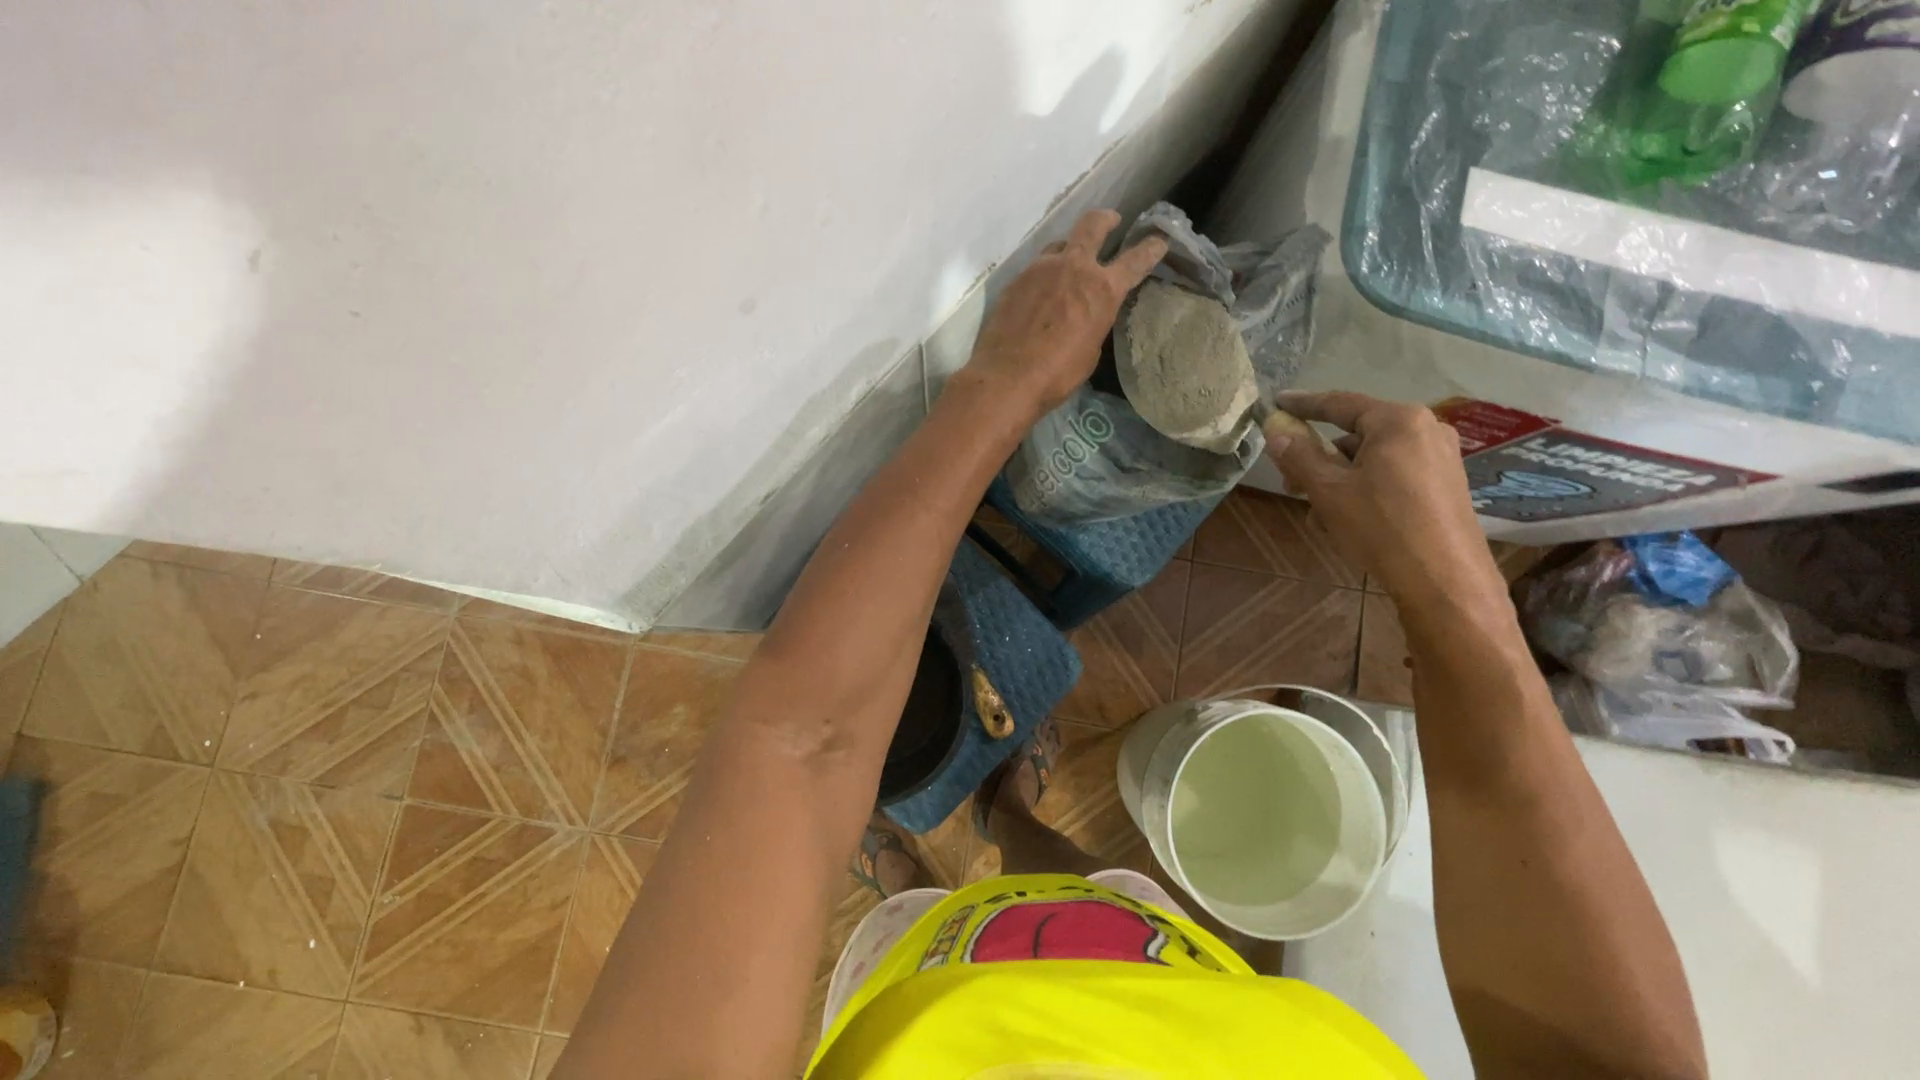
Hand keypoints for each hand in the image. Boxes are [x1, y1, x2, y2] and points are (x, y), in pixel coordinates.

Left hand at [964, 209, 1167, 414]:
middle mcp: (1073, 268)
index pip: (1135, 260)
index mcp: (1102, 289)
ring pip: (1059, 247)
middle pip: (1092, 225)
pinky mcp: (1015, 280)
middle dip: (1105, 219)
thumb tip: (1085, 313)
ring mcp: (1040, 269)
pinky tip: (1038, 296)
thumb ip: (1093, 321)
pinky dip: (1043, 277)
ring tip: (1066, 267)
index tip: (1159, 240)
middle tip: (1111, 220)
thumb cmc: (1057, 373)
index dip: (1150, 249)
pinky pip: (1035, 270)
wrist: (1007, 377)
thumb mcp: (1090, 350)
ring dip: (1067, 252)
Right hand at [1264, 391, 1506, 619]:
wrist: (1443, 580)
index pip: (1340, 403)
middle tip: (1291, 483)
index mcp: (1398, 421)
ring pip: (1373, 460)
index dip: (1304, 405)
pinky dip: (1365, 490)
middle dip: (1320, 458)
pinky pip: (1393, 475)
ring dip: (1339, 481)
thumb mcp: (1329, 491)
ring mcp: (1440, 458)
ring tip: (1319, 517)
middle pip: (1357, 434)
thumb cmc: (1382, 527)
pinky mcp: (1445, 485)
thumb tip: (1276, 432)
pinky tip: (1349, 522)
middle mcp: (1426, 430)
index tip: (1277, 403)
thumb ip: (1299, 456)